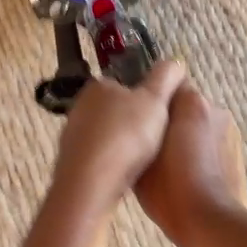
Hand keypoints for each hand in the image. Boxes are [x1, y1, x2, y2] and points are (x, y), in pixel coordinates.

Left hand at [47, 61, 187, 215]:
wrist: (90, 183)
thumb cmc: (126, 135)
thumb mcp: (156, 100)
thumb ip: (166, 77)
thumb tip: (175, 63)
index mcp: (98, 85)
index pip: (125, 84)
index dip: (146, 96)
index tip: (161, 113)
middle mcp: (80, 106)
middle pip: (116, 110)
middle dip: (134, 121)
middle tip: (157, 137)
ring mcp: (72, 135)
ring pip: (107, 135)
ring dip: (123, 144)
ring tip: (144, 159)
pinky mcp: (70, 162)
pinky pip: (98, 157)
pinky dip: (112, 163)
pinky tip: (125, 175)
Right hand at [135, 83, 246, 246]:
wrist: (208, 221)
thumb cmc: (168, 187)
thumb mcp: (141, 155)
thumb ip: (141, 128)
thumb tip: (137, 121)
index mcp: (191, 102)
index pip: (170, 83)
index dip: (154, 100)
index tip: (142, 118)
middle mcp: (215, 108)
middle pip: (186, 104)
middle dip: (171, 119)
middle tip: (152, 144)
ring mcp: (230, 131)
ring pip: (199, 124)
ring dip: (187, 135)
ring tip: (171, 164)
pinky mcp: (238, 153)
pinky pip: (212, 143)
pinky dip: (201, 152)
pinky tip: (190, 174)